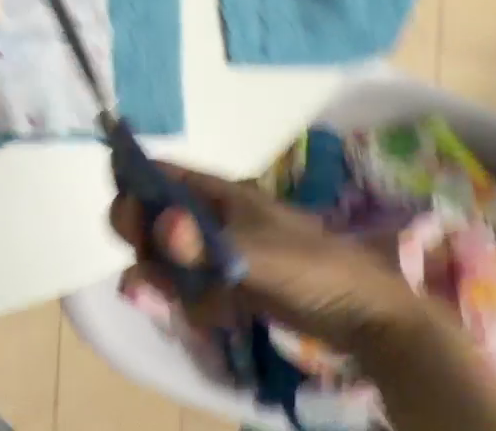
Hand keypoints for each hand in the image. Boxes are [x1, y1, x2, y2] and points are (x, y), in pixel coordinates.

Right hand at [111, 162, 439, 361]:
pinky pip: (187, 286)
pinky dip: (186, 301)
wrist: (371, 322)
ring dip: (155, 273)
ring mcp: (216, 251)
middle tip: (142, 255)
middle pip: (150, 213)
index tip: (124, 205)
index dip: (131, 179)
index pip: (158, 172)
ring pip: (163, 254)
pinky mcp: (225, 285)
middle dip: (138, 234)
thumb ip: (206, 244)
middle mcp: (208, 217)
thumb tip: (163, 227)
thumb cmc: (316, 269)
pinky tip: (208, 315)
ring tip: (162, 295)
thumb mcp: (257, 253)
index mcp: (216, 193)